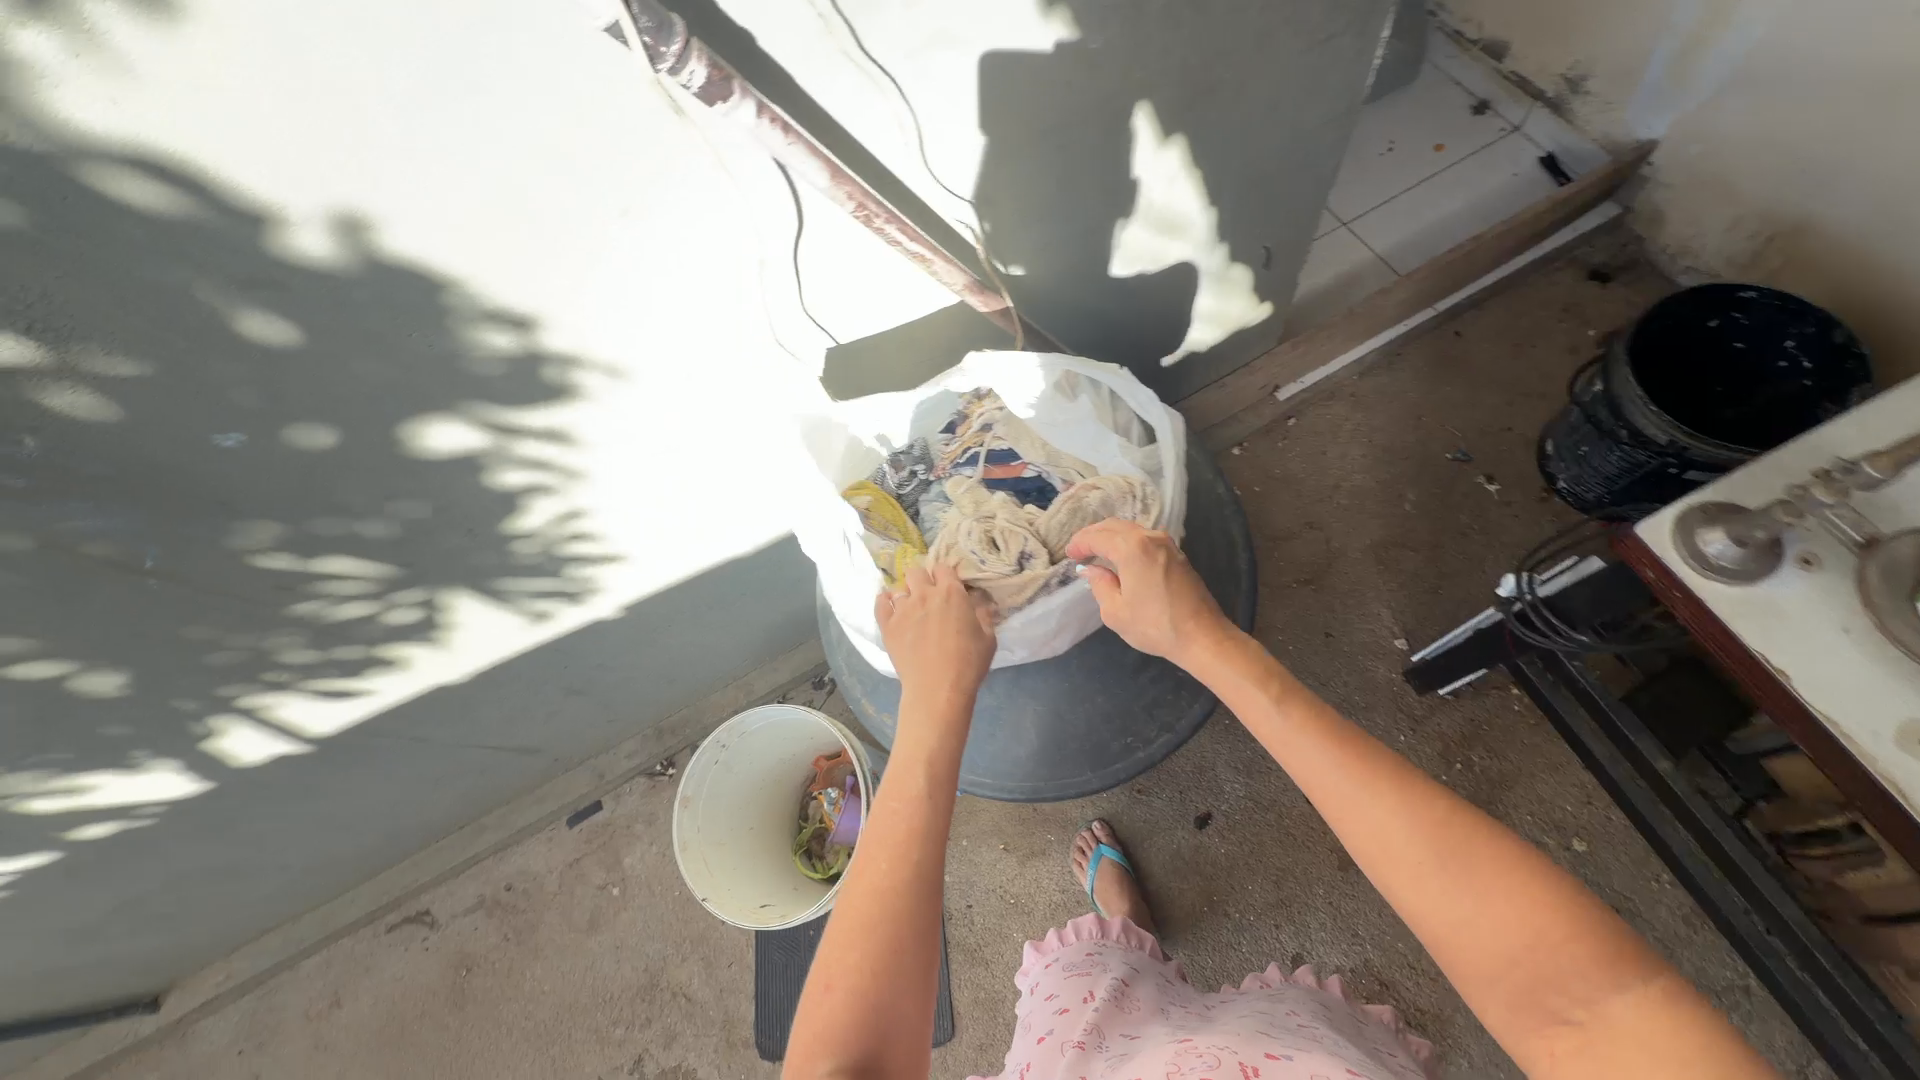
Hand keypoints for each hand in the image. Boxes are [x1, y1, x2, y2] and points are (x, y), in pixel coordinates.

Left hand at [875, 561, 996, 701]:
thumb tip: (983, 603)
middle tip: (928, 595)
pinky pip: (880, 603)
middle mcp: (924, 595)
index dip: (945, 575)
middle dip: (922, 579)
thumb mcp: (988, 639)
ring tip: (910, 608)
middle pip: (916, 572)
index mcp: (951, 593)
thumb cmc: (968, 664)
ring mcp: (902, 609)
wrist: (937, 689)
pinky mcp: (887, 626)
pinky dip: (883, 602)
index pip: (943, 568)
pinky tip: (887, 605)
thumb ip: (984, 616)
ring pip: (898, 588)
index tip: (948, 586)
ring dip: (905, 594)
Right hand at [1066, 519, 1238, 667]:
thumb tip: (1091, 569)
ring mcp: (1168, 544)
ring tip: (1097, 551)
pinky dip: (1128, 542)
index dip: (1080, 543)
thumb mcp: (1115, 611)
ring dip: (1112, 536)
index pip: (1098, 537)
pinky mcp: (1178, 555)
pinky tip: (1121, 557)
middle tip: (1079, 549)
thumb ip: (1100, 584)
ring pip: (1132, 530)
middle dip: (1094, 535)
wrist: (1202, 636)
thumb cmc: (1155, 626)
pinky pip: (1146, 539)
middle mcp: (1151, 538)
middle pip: (1115, 526)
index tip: (1069, 554)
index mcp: (1132, 548)